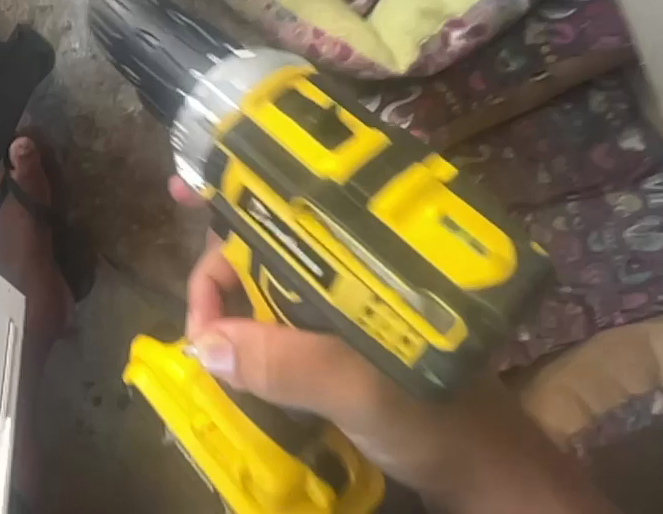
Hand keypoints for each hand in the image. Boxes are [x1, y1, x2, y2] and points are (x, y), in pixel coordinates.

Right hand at [172, 182, 611, 512]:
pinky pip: (270, 321)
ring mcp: (333, 302)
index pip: (282, 204)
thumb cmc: (434, 415)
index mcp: (352, 255)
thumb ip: (287, 364)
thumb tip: (204, 343)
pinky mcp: (329, 336)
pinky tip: (229, 355)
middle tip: (198, 324)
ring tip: (209, 345)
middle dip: (215, 273)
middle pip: (257, 243)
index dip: (229, 190)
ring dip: (225, 309)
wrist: (483, 473)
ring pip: (259, 283)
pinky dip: (242, 332)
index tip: (179, 191)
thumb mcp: (359, 388)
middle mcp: (338, 266)